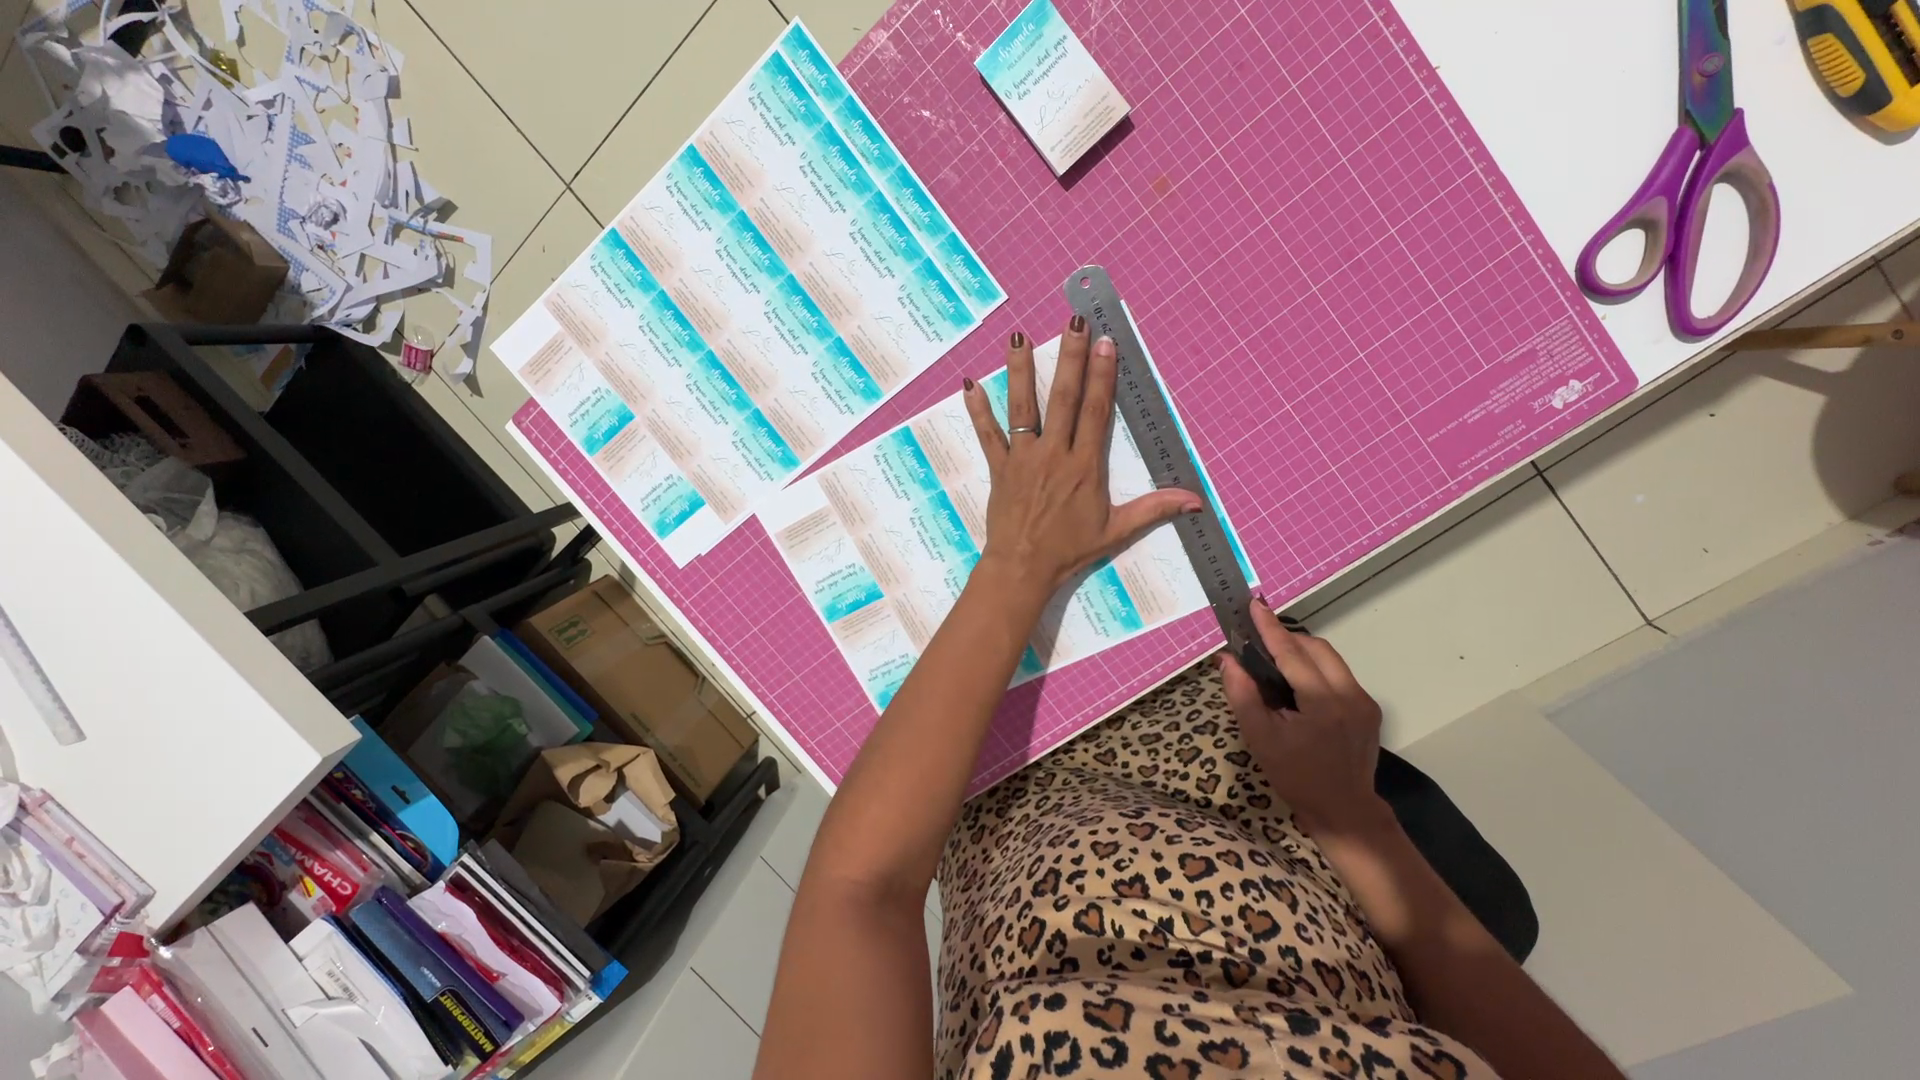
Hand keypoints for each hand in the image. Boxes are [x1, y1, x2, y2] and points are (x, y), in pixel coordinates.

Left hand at [962, 318, 1203, 599]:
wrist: (1023, 569)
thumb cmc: (1070, 551)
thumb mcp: (1115, 531)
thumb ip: (1153, 510)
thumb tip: (1195, 500)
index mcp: (1084, 466)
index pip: (1095, 412)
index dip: (1101, 376)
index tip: (1105, 343)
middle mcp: (1053, 454)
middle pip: (1062, 399)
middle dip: (1069, 359)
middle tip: (1073, 323)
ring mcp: (1023, 459)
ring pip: (1022, 408)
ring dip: (1020, 371)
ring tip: (1018, 337)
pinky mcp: (999, 469)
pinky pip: (987, 435)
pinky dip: (978, 410)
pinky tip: (970, 383)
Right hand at [1220, 601, 1384, 834]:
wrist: (1343, 810)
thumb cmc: (1295, 777)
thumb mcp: (1260, 739)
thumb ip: (1243, 695)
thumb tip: (1228, 660)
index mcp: (1322, 702)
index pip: (1292, 653)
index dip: (1270, 628)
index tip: (1254, 605)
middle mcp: (1350, 695)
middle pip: (1317, 649)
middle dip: (1287, 638)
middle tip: (1259, 637)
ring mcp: (1364, 701)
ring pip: (1330, 659)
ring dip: (1302, 652)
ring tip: (1274, 658)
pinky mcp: (1369, 709)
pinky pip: (1338, 675)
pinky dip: (1315, 669)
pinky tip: (1298, 683)